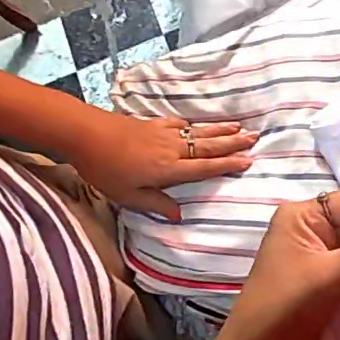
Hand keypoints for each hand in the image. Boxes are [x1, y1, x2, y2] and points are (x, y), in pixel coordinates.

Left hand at [65, 113, 257, 218]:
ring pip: (197, 132)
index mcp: (168, 169)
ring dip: (219, 130)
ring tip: (238, 127)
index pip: (205, 168)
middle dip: (232, 143)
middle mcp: (171, 149)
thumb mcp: (128, 196)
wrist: (84, 133)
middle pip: (207, 146)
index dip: (227, 165)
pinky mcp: (151, 124)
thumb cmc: (104, 169)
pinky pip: (179, 125)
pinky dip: (192, 125)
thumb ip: (156, 204)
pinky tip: (196, 125)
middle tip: (254, 138)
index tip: (248, 161)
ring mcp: (162, 134)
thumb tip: (179, 215)